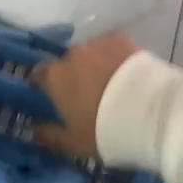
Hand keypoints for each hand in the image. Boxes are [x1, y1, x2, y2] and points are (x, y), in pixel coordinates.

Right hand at [29, 33, 140, 159]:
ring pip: (90, 53)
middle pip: (67, 63)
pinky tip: (125, 72)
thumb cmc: (105, 130)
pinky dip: (113, 57)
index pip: (39, 73)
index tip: (51, 96)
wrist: (149, 111)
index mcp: (56, 77)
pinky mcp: (121, 39)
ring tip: (110, 84)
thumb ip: (49, 134)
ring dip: (94, 65)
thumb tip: (33, 128)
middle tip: (86, 94)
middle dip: (73, 75)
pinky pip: (110, 47)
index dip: (44, 84)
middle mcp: (73, 54)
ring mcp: (98, 43)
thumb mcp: (74, 143)